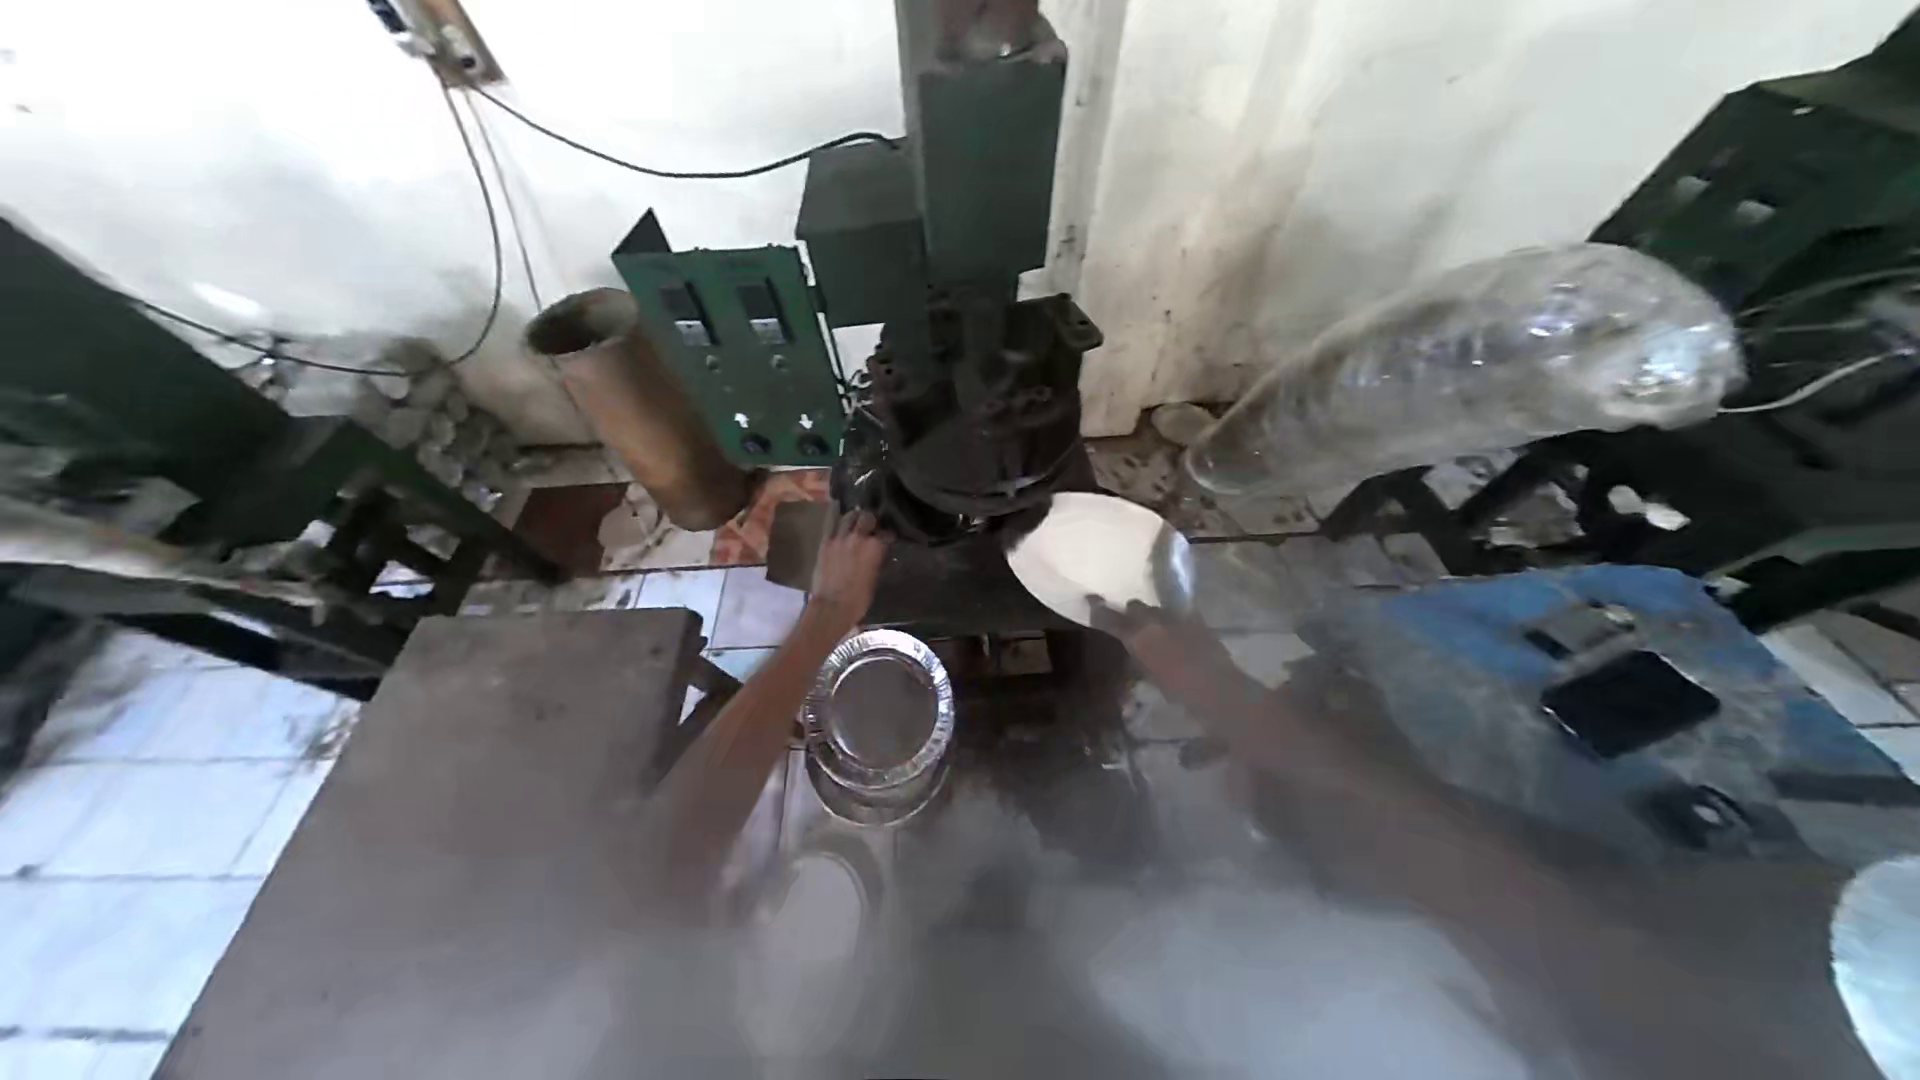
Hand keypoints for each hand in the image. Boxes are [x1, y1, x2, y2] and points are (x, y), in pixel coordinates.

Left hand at [805, 509, 890, 636]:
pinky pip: (830, 522)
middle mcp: (860, 538)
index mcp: (876, 548)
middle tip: (871, 524)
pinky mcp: (826, 542)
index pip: (888, 534)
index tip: (888, 538)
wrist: (833, 606)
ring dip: (854, 516)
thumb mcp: (875, 577)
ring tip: (855, 518)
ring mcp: (841, 538)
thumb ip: (877, 560)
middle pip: (868, 518)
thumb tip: (878, 552)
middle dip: (872, 520)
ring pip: (850, 516)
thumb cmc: (859, 599)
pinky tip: (836, 506)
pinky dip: (834, 514)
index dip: (888, 535)